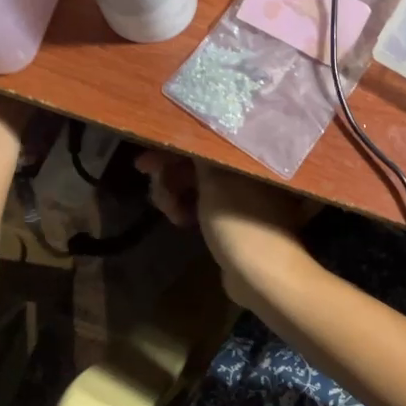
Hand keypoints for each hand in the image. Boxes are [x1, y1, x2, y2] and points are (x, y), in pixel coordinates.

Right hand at [135, 150, 320, 302]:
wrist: (262, 275)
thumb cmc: (240, 221)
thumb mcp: (215, 181)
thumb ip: (199, 154)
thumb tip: (190, 130)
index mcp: (250, 157)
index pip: (205, 143)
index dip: (172, 149)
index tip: (143, 164)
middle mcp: (249, 172)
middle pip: (199, 164)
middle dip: (171, 176)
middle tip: (156, 194)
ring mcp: (243, 198)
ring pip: (199, 186)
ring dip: (177, 195)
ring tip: (171, 213)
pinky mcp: (235, 220)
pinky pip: (205, 206)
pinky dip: (190, 209)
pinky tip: (182, 221)